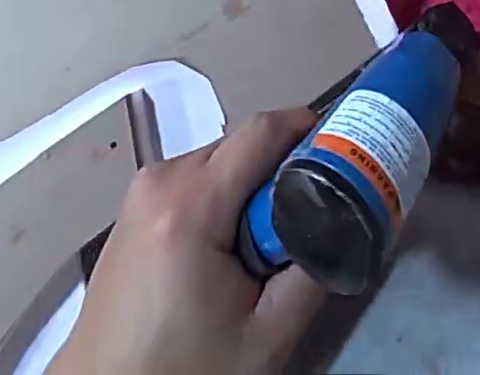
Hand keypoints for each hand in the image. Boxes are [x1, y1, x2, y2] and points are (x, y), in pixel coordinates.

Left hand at [50, 109, 325, 374]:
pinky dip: (222, 194)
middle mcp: (162, 178)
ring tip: (265, 238)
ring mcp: (143, 187)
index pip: (262, 130)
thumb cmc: (182, 370)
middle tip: (308, 208)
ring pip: (220, 158)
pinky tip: (228, 243)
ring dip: (251, 183)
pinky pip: (196, 176)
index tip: (338, 147)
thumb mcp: (266, 335)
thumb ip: (313, 269)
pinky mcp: (136, 202)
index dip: (306, 127)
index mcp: (191, 202)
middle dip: (280, 166)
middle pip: (241, 144)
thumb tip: (343, 220)